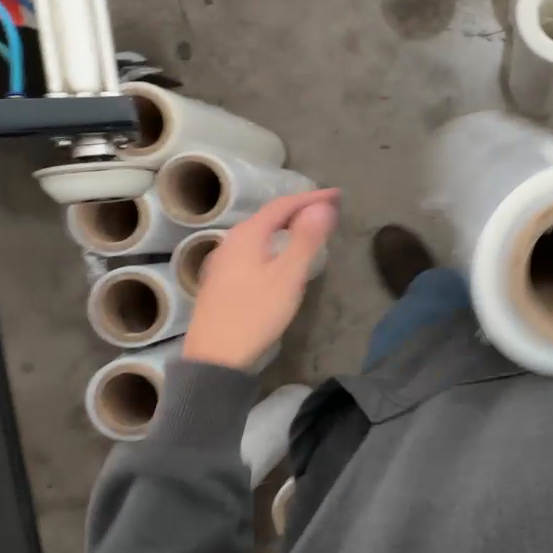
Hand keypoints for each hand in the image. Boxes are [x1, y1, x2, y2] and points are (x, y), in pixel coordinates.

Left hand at [183, 189, 339, 370]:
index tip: (337, 195)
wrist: (215, 356)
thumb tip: (323, 207)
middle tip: (327, 208)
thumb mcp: (287, 276)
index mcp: (247, 236)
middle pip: (269, 216)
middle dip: (299, 208)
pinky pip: (254, 248)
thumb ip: (306, 239)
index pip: (282, 206)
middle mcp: (231, 242)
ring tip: (309, 226)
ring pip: (260, 233)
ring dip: (286, 225)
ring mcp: (224, 261)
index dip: (311, 198)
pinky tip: (281, 253)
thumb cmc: (255, 314)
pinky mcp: (223, 279)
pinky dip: (275, 241)